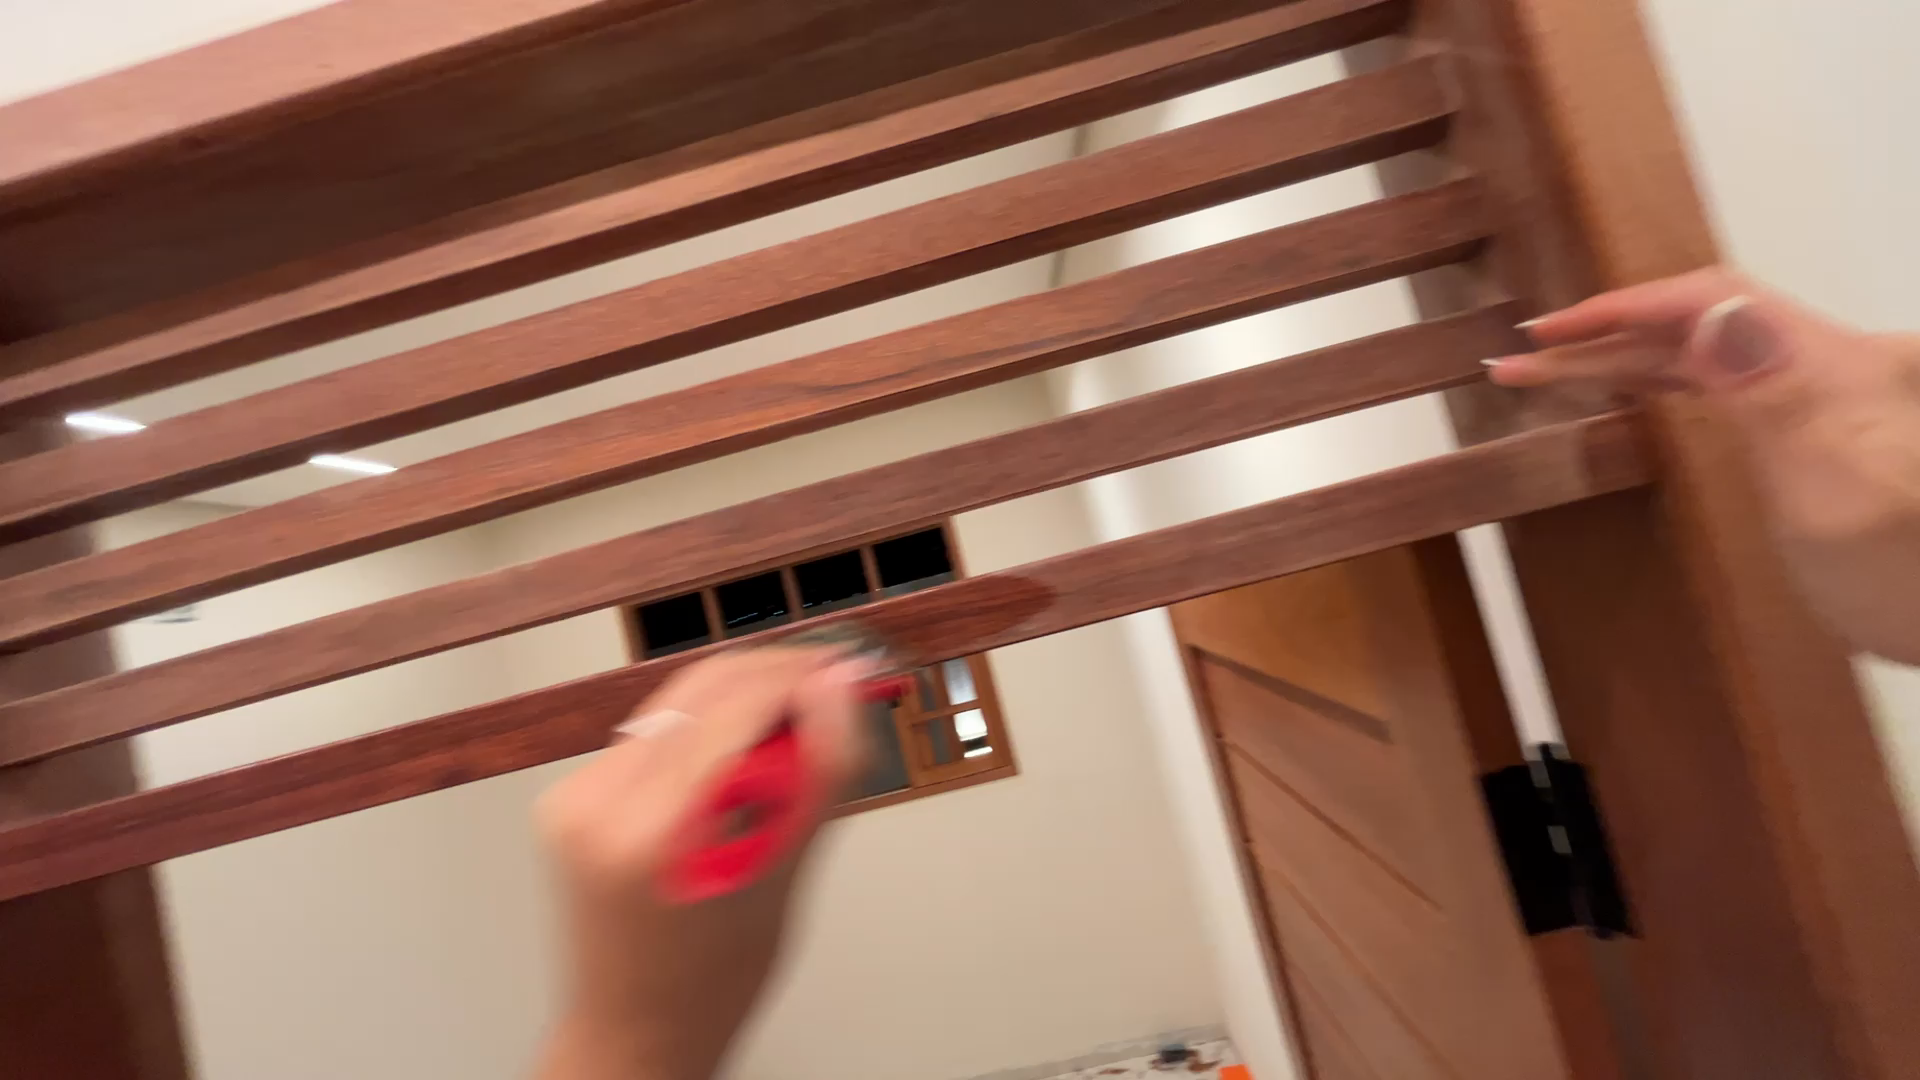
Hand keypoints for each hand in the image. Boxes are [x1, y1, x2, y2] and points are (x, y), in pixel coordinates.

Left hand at [533, 647, 872, 1079]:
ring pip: (687, 696)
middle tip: (839, 680)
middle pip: (707, 683)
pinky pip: (664, 724)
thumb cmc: (716, 976)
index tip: (854, 671)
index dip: (806, 675)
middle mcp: (598, 804)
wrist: (634, 1029)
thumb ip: (822, 768)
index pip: (740, 706)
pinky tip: (753, 743)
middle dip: (783, 672)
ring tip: (806, 713)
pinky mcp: (577, 789)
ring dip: (754, 691)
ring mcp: (578, 794)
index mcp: (651, 836)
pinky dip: (718, 719)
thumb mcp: (789, 873)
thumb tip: (843, 685)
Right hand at [1484, 268, 1919, 662]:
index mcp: (1840, 363)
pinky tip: (1615, 384)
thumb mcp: (1844, 498)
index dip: (1619, 309)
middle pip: (1697, 323)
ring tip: (1537, 373)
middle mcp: (1831, 359)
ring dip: (1612, 357)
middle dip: (1597, 338)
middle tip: (1514, 364)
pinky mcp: (1810, 415)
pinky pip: (1715, 377)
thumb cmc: (1908, 576)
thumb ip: (1782, 401)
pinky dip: (1650, 376)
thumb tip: (1713, 316)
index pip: (1713, 300)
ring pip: (1698, 350)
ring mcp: (1822, 387)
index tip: (1541, 334)